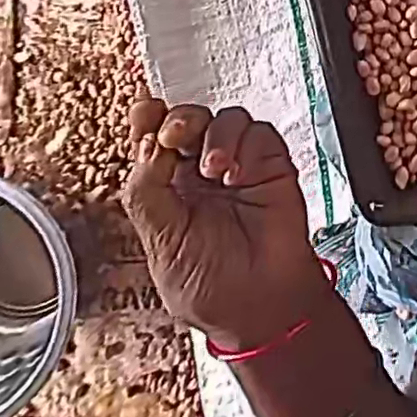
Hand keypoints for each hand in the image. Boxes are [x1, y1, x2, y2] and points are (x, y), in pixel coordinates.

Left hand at [121, 100, 329, 348]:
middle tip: (175, 135)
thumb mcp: (161, 244)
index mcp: (168, 188)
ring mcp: (239, 164)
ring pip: (226, 119)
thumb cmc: (211, 285)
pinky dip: (247, 145)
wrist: (261, 303)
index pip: (154, 140)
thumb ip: (148, 192)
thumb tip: (145, 146)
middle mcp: (201, 171)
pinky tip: (238, 175)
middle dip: (180, 119)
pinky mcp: (271, 163)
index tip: (145, 112)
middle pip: (190, 120)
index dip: (148, 121)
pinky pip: (259, 133)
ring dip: (215, 134)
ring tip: (213, 168)